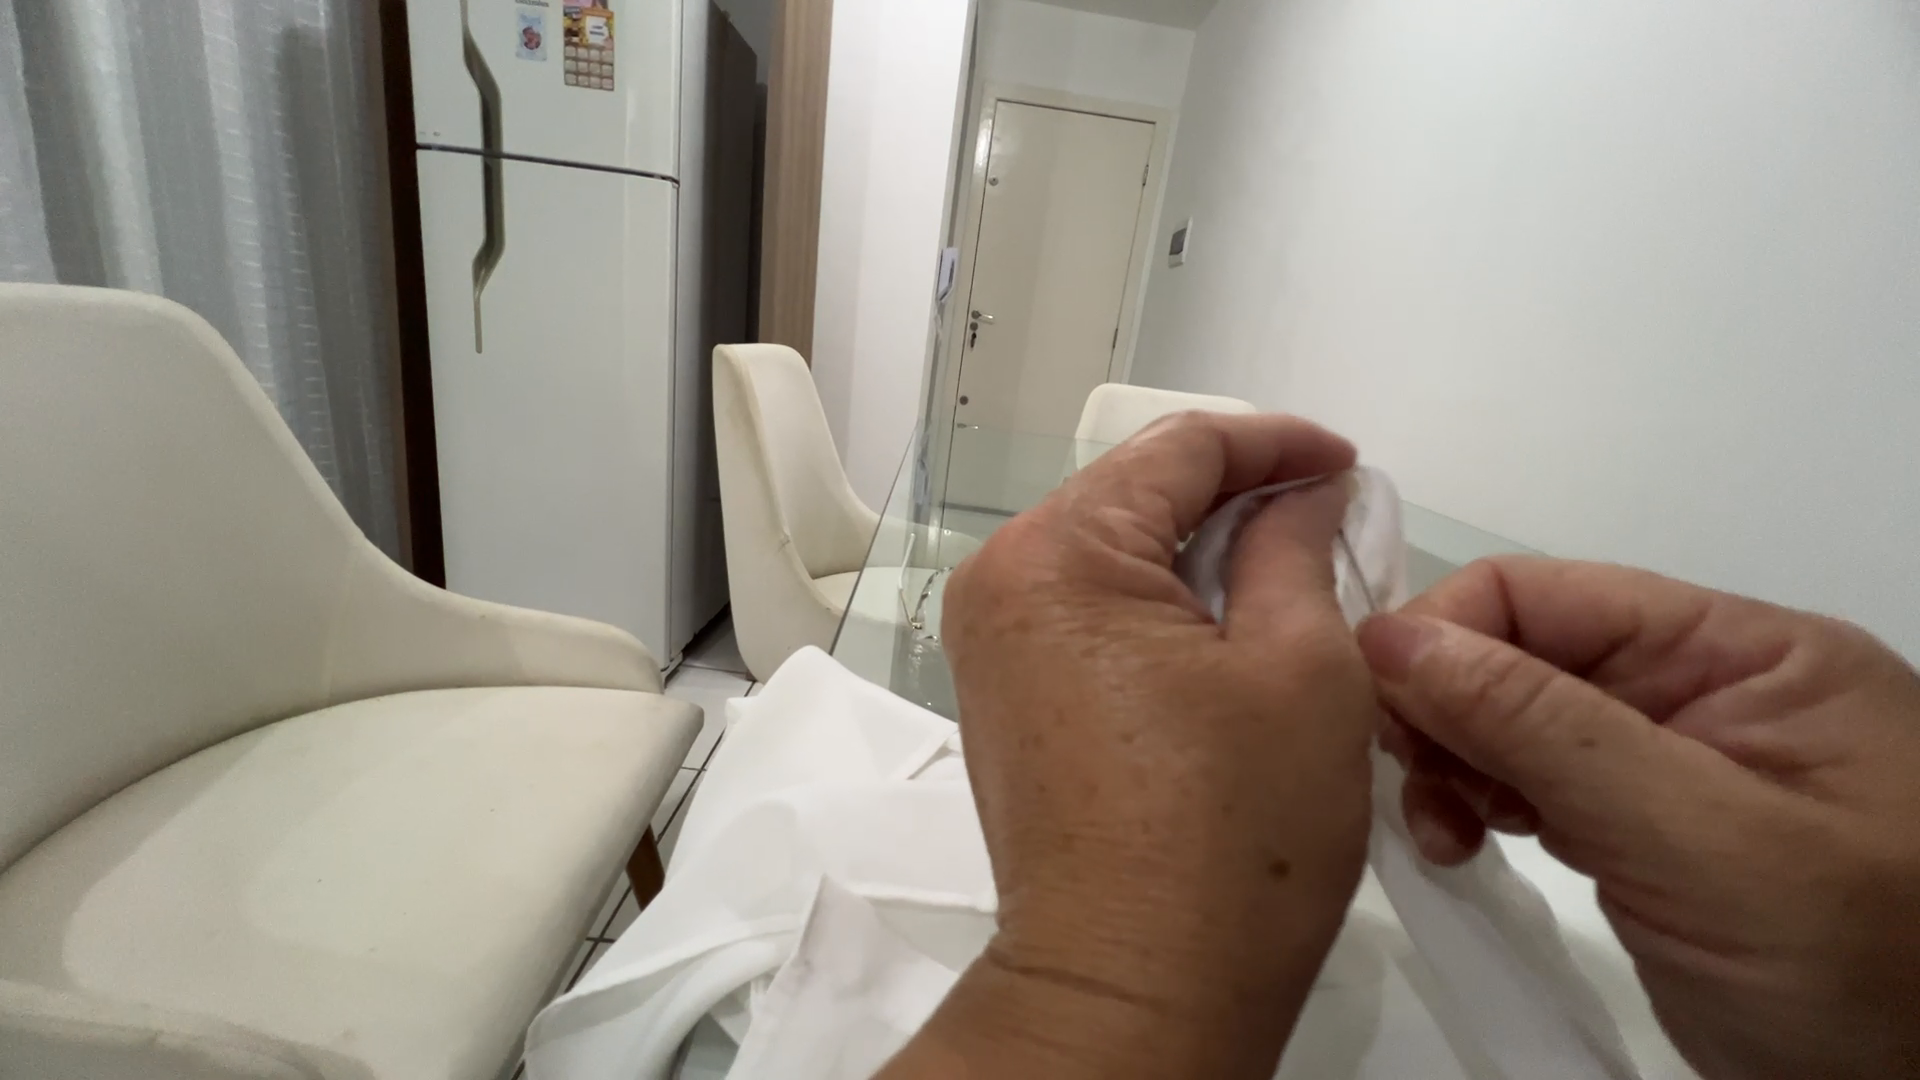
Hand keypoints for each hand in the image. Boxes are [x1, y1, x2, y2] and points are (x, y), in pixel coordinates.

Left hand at [883, 412, 1379, 1079]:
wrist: (1127, 980)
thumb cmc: (1228, 834)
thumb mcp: (1299, 665)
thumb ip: (1295, 547)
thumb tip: (1303, 492)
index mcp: (1058, 553)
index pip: (1176, 449)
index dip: (1271, 442)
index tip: (1339, 462)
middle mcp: (999, 576)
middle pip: (1129, 492)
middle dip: (1230, 492)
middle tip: (1319, 510)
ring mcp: (986, 632)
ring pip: (1104, 546)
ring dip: (1190, 544)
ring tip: (1279, 558)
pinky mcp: (997, 679)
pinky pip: (1080, 601)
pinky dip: (1148, 592)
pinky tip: (1211, 611)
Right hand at [1357, 558, 1919, 1079]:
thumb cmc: (1855, 973)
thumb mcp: (1691, 837)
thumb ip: (1535, 723)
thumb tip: (1384, 636)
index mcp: (1731, 649)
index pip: (1530, 592)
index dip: (1438, 636)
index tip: (1382, 712)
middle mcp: (1683, 680)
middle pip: (1499, 649)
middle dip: (1436, 711)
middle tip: (1412, 781)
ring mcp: (1648, 749)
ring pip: (1487, 712)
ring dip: (1441, 763)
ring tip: (1439, 831)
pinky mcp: (1616, 809)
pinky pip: (1505, 771)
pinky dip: (1462, 800)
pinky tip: (1459, 843)